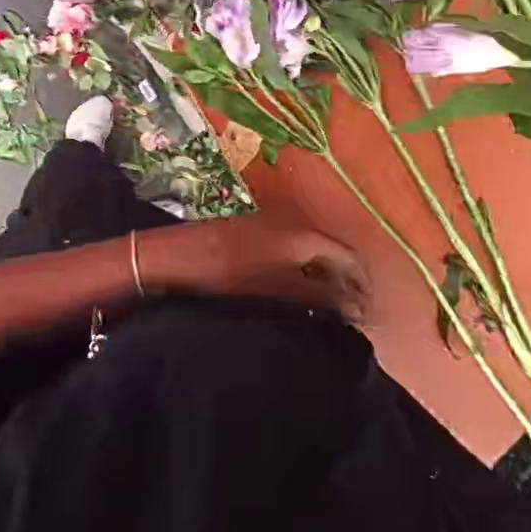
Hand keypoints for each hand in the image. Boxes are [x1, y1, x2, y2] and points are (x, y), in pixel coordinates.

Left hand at [143, 210, 371, 321]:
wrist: (163, 261)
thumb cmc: (214, 279)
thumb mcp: (264, 292)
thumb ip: (308, 296)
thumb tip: (347, 306)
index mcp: (292, 236)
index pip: (341, 252)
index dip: (358, 280)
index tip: (367, 308)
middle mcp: (284, 222)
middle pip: (327, 248)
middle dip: (344, 277)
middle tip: (353, 309)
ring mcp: (266, 223)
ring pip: (309, 248)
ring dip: (323, 273)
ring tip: (331, 305)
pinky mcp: (250, 230)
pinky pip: (289, 246)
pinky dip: (302, 267)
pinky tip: (301, 289)